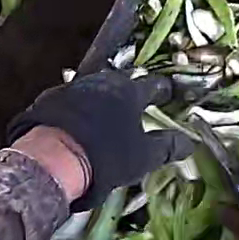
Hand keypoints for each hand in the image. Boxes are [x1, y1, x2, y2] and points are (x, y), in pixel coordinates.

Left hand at [7, 71, 193, 208]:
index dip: (161, 90)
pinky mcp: (49, 100)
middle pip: (120, 82)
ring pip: (93, 89)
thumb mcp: (144, 156)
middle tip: (135, 102)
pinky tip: (77, 122)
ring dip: (101, 99)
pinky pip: (70, 101)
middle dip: (129, 90)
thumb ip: (167, 146)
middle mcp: (101, 82)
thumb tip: (189, 143)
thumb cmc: (107, 155)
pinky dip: (77, 109)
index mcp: (129, 91)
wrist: (54, 157)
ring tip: (104, 114)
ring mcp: (73, 88)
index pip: (152, 85)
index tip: (166, 92)